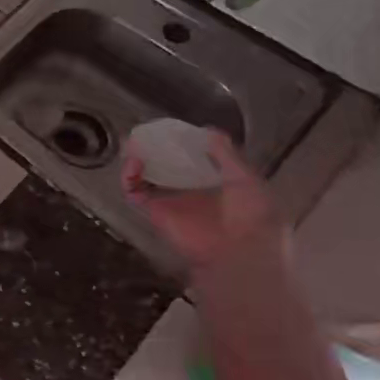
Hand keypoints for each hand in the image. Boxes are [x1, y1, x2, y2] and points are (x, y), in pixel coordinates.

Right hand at [122, 128, 289, 275]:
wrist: (237, 250)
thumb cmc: (250, 214)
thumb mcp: (245, 179)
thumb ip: (226, 155)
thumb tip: (208, 130)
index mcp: (211, 182)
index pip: (189, 158)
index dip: (177, 143)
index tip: (170, 130)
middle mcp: (187, 189)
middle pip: (162, 165)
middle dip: (151, 150)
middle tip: (143, 134)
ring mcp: (169, 199)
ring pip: (143, 176)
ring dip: (136, 160)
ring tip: (134, 146)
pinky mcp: (154, 210)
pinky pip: (134, 191)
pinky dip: (129, 177)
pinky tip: (134, 164)